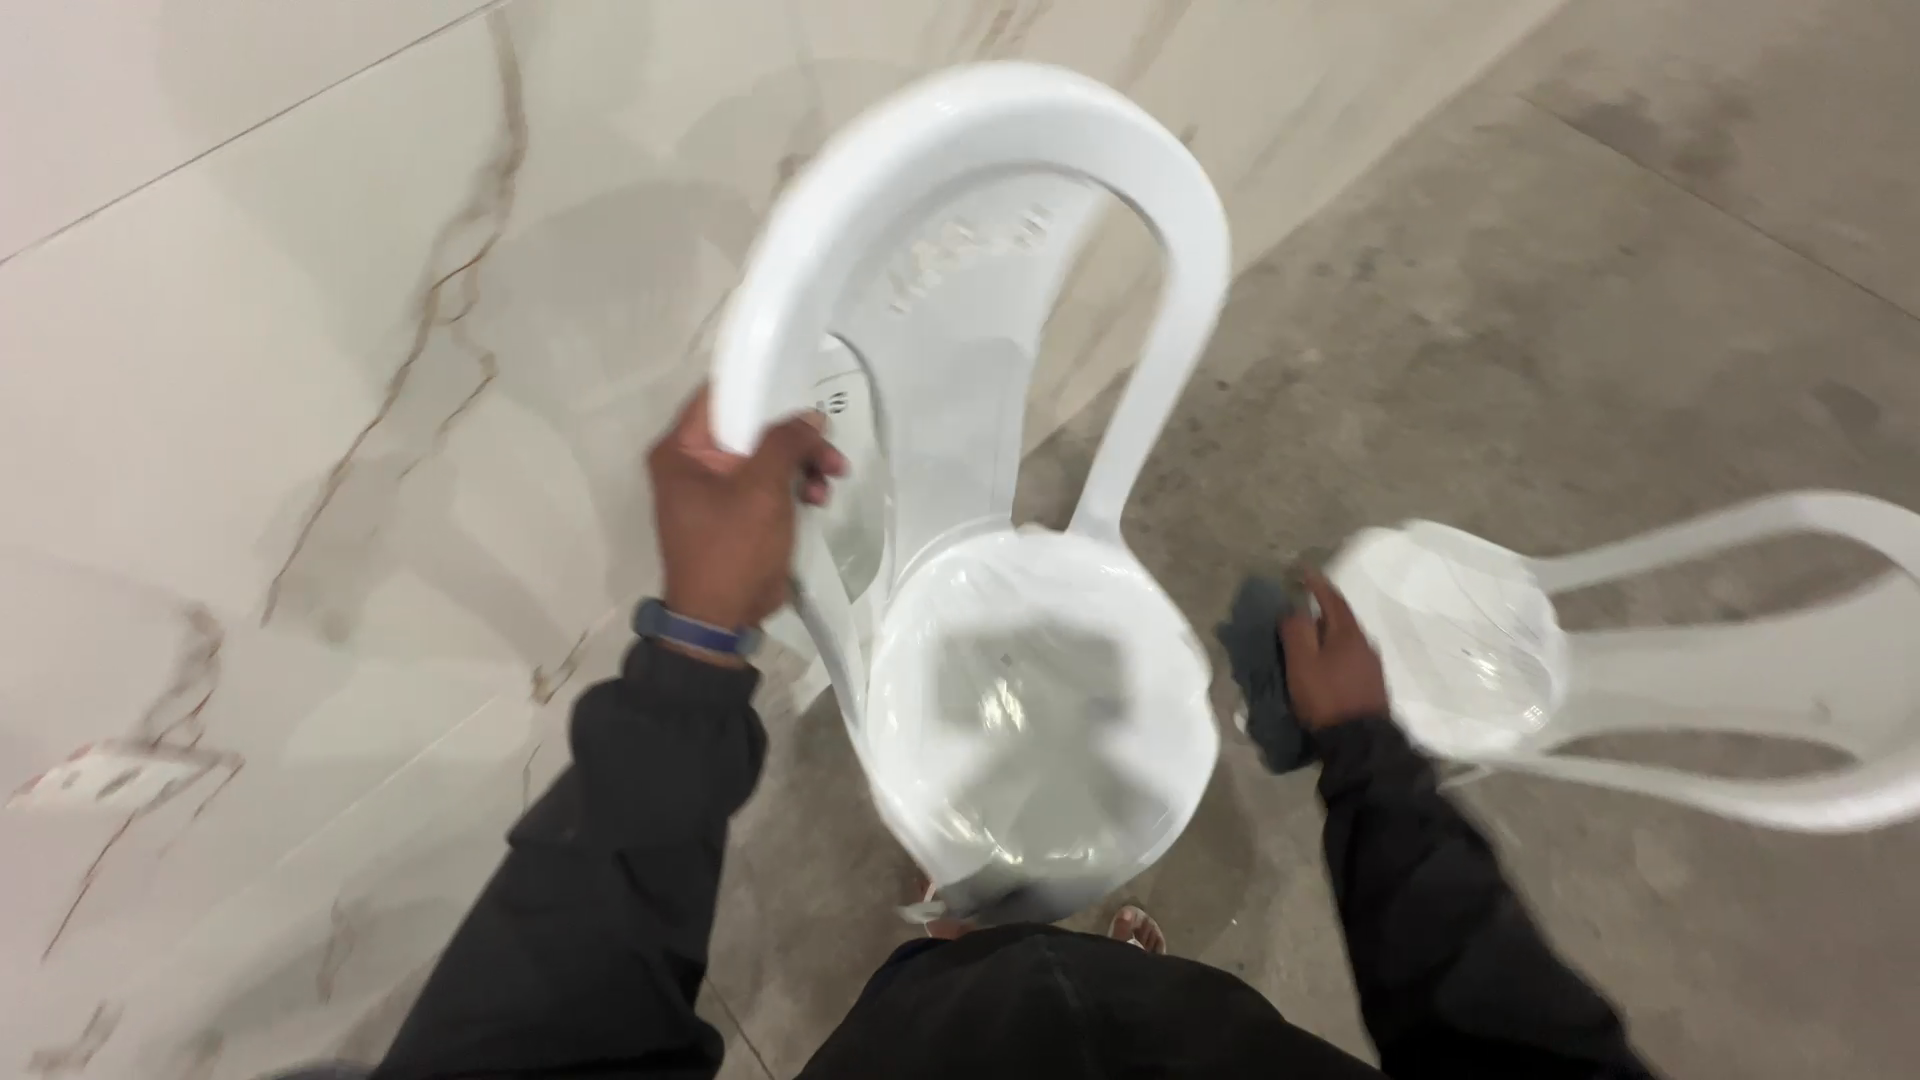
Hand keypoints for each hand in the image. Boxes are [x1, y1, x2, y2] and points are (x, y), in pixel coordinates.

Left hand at [649, 385, 847, 632]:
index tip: (800, 390)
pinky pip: (770, 485)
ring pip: (767, 458)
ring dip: (802, 466)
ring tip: (829, 481)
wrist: (723, 619)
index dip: (759, 388)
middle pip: (751, 429)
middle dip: (795, 439)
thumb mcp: (761, 489)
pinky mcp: (738, 513)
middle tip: (829, 451)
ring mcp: (716, 490)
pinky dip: (795, 489)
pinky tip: (817, 501)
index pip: (719, 396)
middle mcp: (693, 464)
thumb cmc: (732, 548)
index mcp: (680, 450)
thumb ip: (786, 443)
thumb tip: (810, 417)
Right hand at [1279, 571, 1389, 729]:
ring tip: (1307, 637)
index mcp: (1348, 634)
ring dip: (1326, 632)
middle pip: (1341, 618)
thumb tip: (1294, 610)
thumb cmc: (1326, 697)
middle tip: (1299, 607)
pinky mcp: (1371, 684)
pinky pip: (1349, 655)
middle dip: (1321, 609)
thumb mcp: (1302, 663)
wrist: (1360, 743)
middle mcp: (1365, 644)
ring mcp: (1371, 665)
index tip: (1303, 571)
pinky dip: (1333, 649)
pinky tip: (1323, 661)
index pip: (1332, 600)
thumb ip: (1296, 632)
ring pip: (1345, 638)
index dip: (1317, 584)